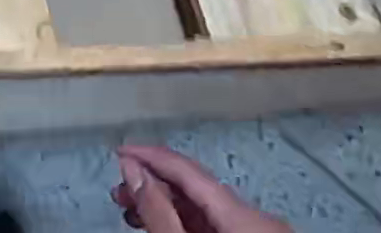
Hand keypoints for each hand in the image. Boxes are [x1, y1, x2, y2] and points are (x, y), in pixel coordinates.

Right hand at [111, 145, 291, 232]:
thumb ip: (157, 210)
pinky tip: (167, 228)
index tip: (118, 154)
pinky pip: (218, 227)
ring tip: (136, 214)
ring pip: (206, 208)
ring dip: (168, 205)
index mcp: (247, 219)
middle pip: (197, 188)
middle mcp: (262, 223)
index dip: (148, 156)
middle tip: (121, 193)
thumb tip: (132, 169)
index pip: (187, 169)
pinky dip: (188, 223)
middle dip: (154, 185)